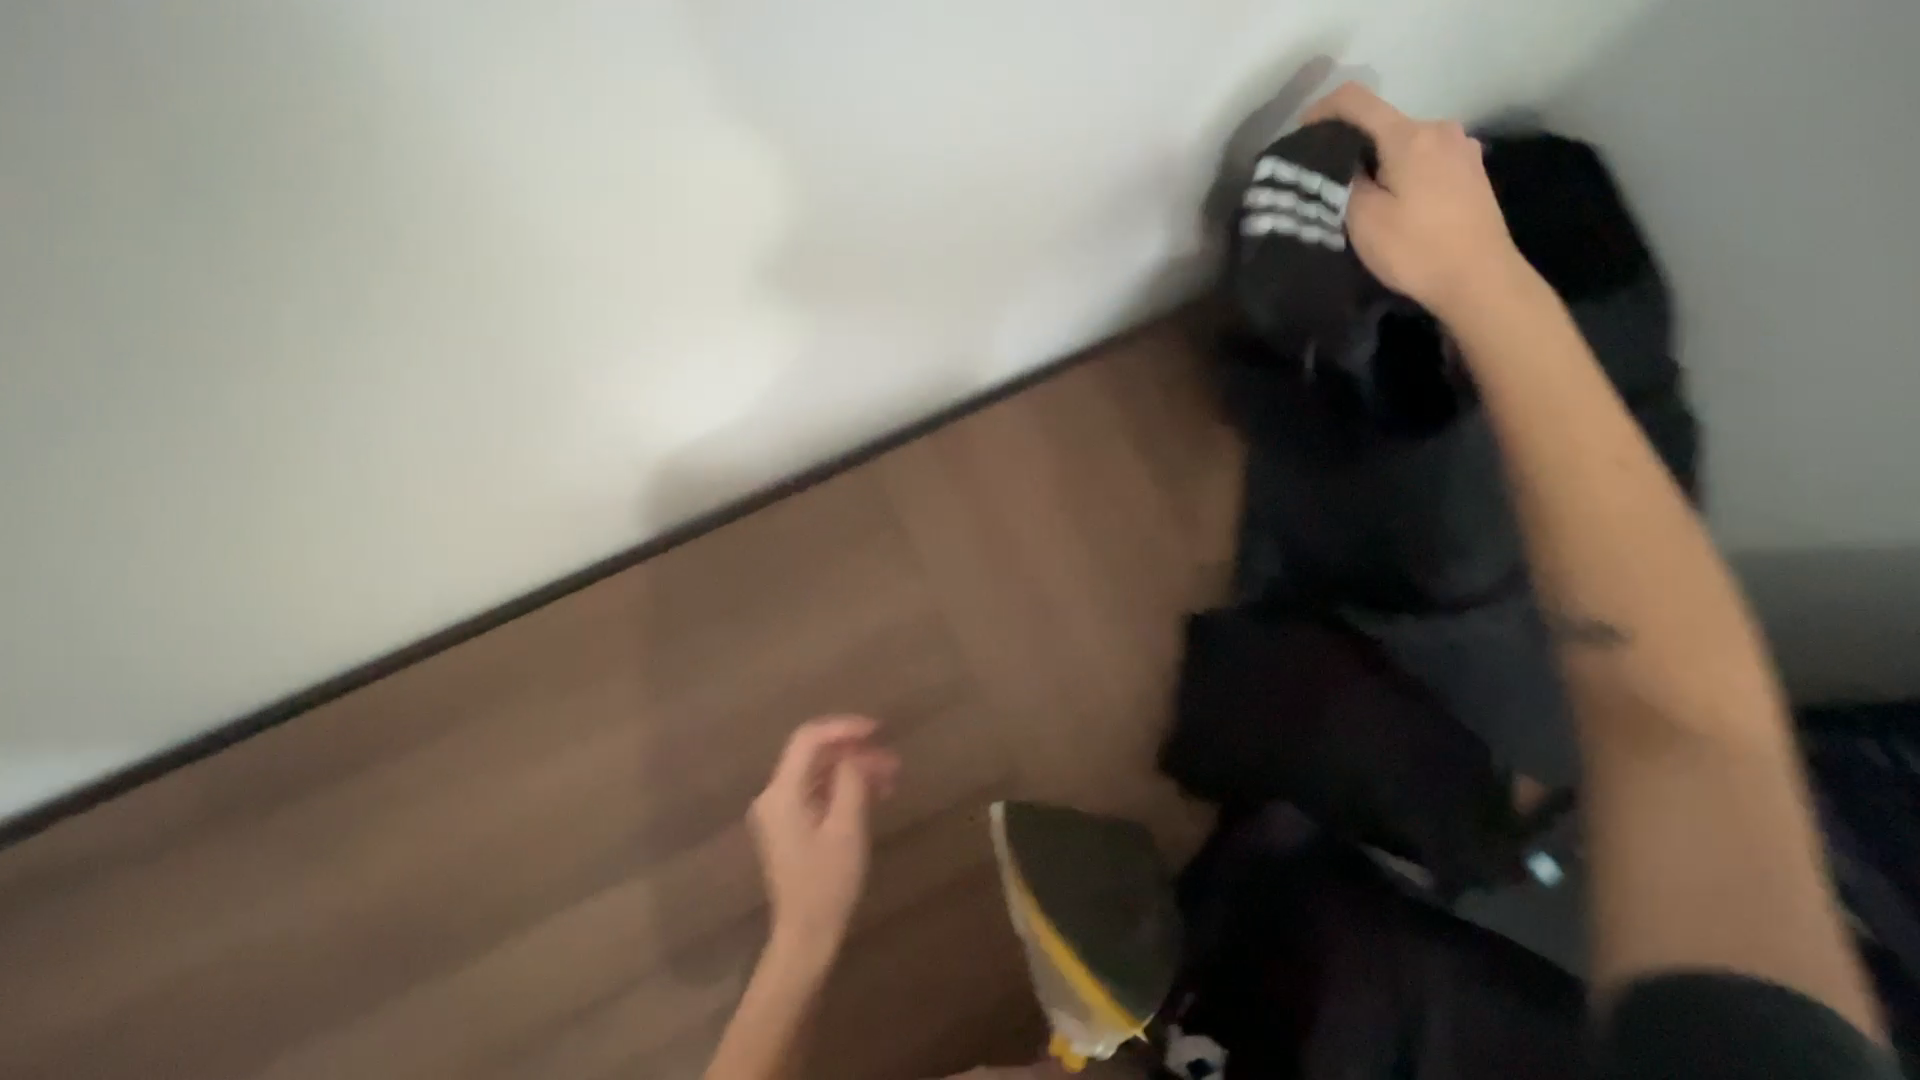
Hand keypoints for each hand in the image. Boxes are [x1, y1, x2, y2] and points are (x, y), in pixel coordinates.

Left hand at [748, 716, 899, 963]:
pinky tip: (873, 795)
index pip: (809, 740)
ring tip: (890, 778)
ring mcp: (779, 812)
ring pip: (818, 773)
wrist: (806, 935)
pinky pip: (817, 792)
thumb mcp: (847, 828)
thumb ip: (851, 781)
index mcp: (782, 793)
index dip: (844, 727)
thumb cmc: (828, 882)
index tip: (878, 729)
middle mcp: (774, 796)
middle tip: (892, 761)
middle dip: (854, 751)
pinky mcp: (790, 826)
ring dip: (853, 770)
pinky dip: (843, 788)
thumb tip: (857, 754)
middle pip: (814, 755)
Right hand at [1302, 82, 1528, 318]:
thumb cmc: (1416, 249)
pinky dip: (1401, 171)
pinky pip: (1424, 159)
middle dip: (1350, 145)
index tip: (1300, 137)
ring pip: (1404, 143)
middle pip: (1381, 123)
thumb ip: (1343, 182)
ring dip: (1378, 162)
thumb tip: (1340, 164)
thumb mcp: (1363, 219)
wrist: (1479, 279)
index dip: (1321, 111)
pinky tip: (1395, 203)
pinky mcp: (1471, 171)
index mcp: (1409, 135)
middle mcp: (1439, 129)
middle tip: (1326, 182)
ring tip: (1360, 197)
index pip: (1355, 100)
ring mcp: (1461, 148)